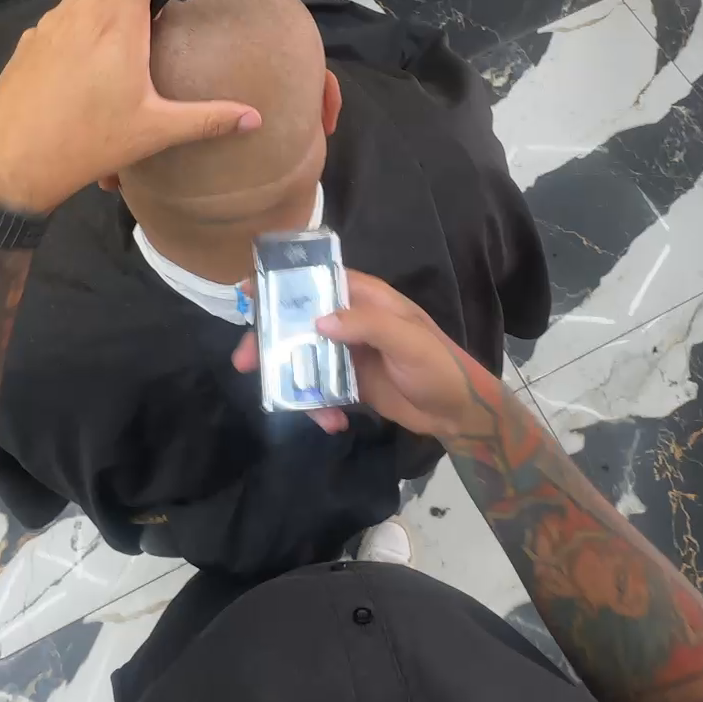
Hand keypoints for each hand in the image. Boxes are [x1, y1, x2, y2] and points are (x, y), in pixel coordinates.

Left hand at [0, 0, 261, 212]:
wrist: (11, 163)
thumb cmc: (89, 142)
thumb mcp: (155, 132)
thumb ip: (208, 120)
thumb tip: (255, 118)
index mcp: (115, 24)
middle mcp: (80, 14)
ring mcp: (49, 27)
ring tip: (133, 19)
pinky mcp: (28, 44)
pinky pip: (63, 15)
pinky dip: (86, 16)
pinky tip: (92, 51)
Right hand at [232, 270, 499, 438]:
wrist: (458, 413)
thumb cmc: (438, 365)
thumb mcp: (407, 340)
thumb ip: (366, 325)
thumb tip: (318, 320)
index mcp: (366, 299)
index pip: (318, 280)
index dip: (283, 282)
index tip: (248, 291)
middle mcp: (351, 321)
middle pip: (300, 321)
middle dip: (271, 340)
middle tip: (244, 361)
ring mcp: (348, 353)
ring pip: (304, 358)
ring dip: (292, 381)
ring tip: (292, 406)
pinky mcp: (349, 383)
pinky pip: (320, 389)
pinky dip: (318, 406)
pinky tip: (331, 422)